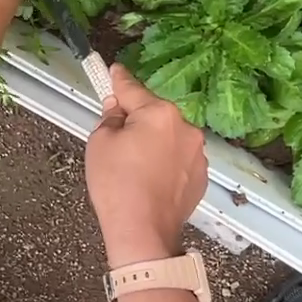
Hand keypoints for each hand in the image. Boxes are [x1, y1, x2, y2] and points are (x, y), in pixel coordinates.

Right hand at [86, 64, 208, 267]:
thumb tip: (119, 109)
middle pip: (154, 114)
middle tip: (115, 137)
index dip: (118, 79)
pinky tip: (149, 179)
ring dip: (153, 141)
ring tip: (134, 166)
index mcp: (159, 113)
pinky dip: (165, 161)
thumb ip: (110, 118)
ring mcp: (198, 153)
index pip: (132, 89)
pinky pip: (178, 158)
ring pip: (168, 136)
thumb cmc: (115, 183)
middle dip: (137, 119)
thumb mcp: (99, 143)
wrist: (143, 231)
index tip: (113, 69)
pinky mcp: (202, 176)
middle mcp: (185, 127)